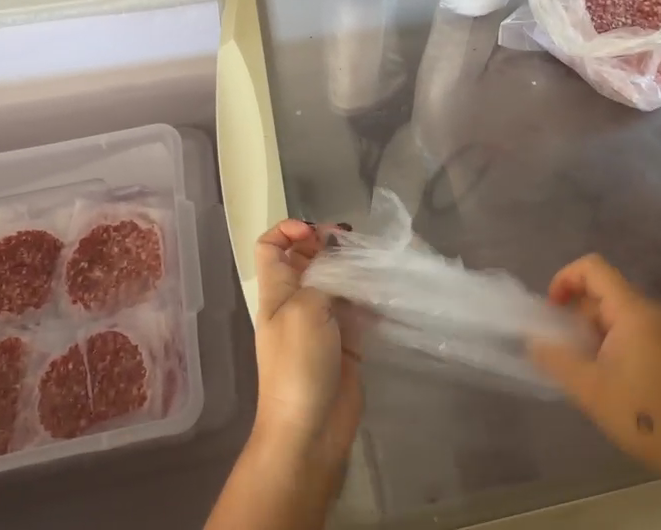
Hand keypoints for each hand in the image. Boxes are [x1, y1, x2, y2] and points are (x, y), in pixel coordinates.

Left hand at [250, 219, 363, 480]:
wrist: (310, 430)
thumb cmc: (297, 365)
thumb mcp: (305, 309)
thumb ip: (324, 277)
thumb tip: (342, 256)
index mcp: (277, 290)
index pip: (271, 245)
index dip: (289, 230)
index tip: (318, 233)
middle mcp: (298, 300)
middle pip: (310, 259)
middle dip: (331, 245)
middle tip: (358, 245)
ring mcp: (323, 322)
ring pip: (338, 282)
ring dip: (357, 271)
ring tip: (380, 265)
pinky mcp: (346, 342)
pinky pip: (359, 309)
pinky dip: (373, 300)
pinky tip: (389, 296)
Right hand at [529, 254, 660, 475]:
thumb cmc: (644, 417)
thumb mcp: (589, 388)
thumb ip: (555, 358)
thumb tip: (532, 341)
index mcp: (634, 311)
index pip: (594, 268)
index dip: (565, 278)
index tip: (551, 311)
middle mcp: (653, 314)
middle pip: (604, 292)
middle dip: (576, 313)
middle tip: (563, 349)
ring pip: (618, 315)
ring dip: (592, 333)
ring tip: (583, 370)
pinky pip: (634, 332)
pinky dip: (612, 344)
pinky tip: (608, 381)